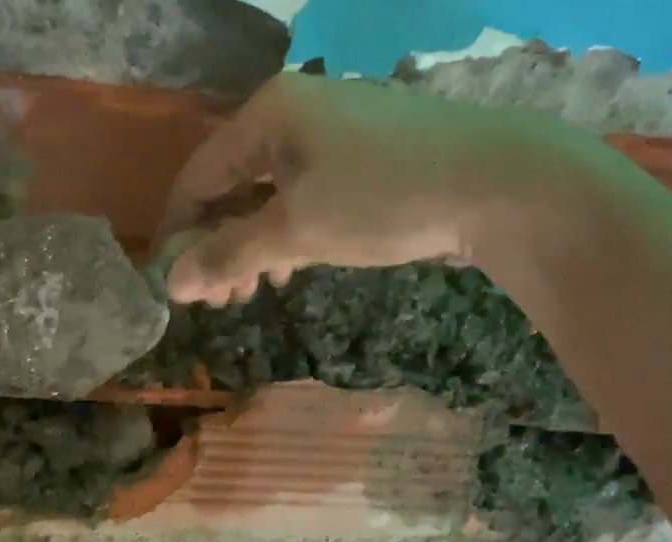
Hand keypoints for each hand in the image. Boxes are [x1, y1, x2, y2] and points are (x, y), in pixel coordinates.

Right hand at [162, 73, 568, 304]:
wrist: (502, 182)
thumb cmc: (383, 199)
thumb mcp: (294, 233)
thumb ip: (226, 256)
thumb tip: (170, 285)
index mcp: (267, 115)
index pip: (196, 177)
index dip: (177, 234)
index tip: (173, 286)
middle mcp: (293, 111)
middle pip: (229, 185)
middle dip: (215, 245)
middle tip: (217, 300)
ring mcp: (331, 129)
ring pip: (265, 194)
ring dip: (248, 246)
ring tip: (251, 292)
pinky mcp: (362, 152)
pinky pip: (300, 193)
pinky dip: (285, 233)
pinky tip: (290, 268)